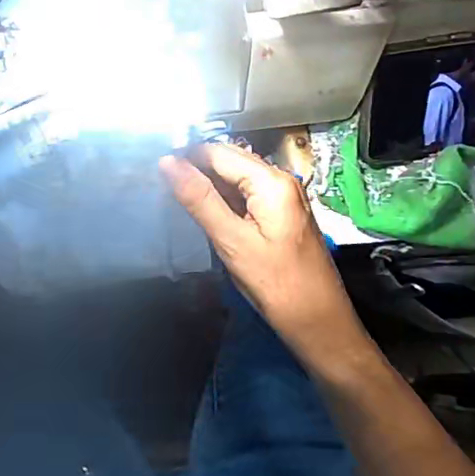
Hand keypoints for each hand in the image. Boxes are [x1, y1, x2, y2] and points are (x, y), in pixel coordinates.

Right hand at [159, 144, 360, 352]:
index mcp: (271, 182)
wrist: (319, 323)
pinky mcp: (279, 213)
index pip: (217, 152)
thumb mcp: (232, 241)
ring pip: (234, 177)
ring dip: (206, 186)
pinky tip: (206, 215)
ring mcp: (282, 197)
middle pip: (227, 160)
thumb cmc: (278, 285)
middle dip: (194, 169)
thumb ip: (199, 199)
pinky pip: (244, 194)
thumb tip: (168, 163)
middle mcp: (280, 181)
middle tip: (162, 187)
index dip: (184, 157)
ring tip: (178, 200)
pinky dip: (223, 200)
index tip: (155, 171)